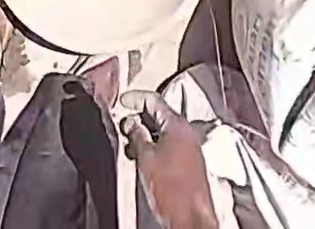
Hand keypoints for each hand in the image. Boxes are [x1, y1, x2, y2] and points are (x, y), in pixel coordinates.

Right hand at [119, 92, 217, 228]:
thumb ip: (136, 135)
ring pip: (163, 131)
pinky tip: (143, 158)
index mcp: (177, 124)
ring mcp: (191, 147)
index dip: (135, 98)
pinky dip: (155, 146)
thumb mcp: (146, 158)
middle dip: (139, 119)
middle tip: (123, 127)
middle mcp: (187, 131)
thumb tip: (131, 122)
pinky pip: (170, 144)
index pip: (153, 100)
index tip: (122, 101)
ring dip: (146, 135)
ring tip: (130, 146)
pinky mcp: (191, 162)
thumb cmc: (170, 188)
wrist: (193, 220)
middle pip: (159, 115)